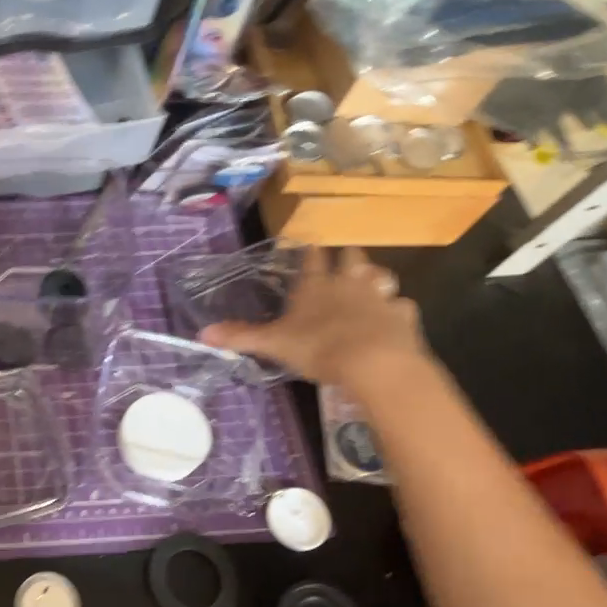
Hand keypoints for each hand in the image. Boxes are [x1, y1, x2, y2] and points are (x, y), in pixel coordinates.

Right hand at [199, 246, 427, 388]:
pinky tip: (394, 320)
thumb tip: (202, 333)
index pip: (311, 259)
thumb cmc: (319, 347)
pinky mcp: (404, 317)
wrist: (376, 363)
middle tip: (345, 256)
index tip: (309, 243)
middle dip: (347, 256)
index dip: (309, 251)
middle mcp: (348, 284)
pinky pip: (402, 308)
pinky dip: (397, 311)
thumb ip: (241, 336)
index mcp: (315, 285)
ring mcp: (380, 298)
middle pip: (351, 259)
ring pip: (382, 278)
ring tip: (372, 283)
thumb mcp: (273, 343)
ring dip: (377, 279)